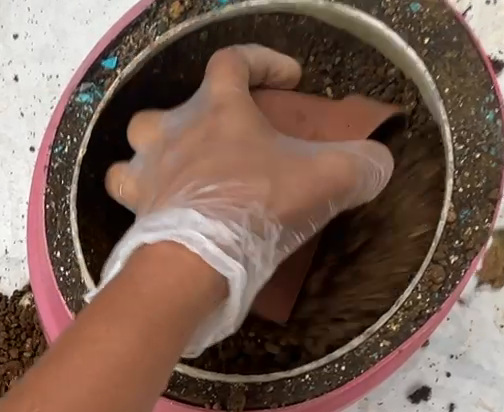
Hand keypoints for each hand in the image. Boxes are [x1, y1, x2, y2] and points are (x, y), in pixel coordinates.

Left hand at [99, 45, 394, 356]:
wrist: (196, 259)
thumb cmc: (257, 207)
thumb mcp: (325, 180)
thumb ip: (359, 166)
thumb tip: (379, 165)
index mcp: (218, 109)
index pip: (234, 60)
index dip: (262, 60)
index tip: (288, 79)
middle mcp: (173, 134)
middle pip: (165, 109)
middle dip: (189, 119)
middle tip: (215, 143)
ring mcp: (147, 174)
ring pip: (132, 150)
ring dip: (148, 159)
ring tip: (172, 176)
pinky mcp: (134, 213)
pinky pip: (124, 198)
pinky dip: (136, 201)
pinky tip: (154, 213)